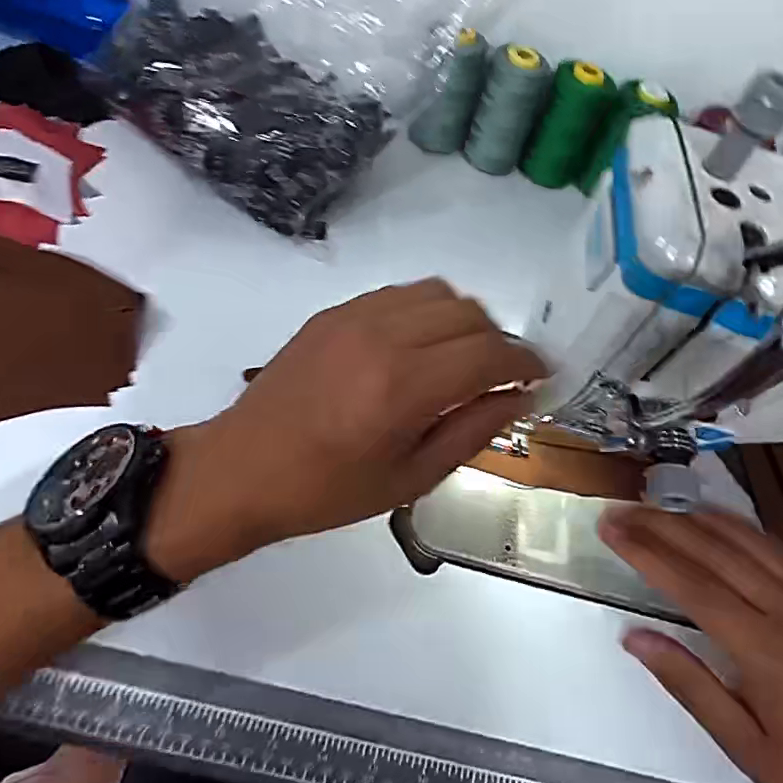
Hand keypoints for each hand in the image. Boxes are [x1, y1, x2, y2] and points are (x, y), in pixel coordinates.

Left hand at [147, 279, 547, 580]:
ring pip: (438, 293)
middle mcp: (383, 337)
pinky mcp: (334, 312)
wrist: (241, 469)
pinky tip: (419, 345)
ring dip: (465, 320)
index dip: (526, 362)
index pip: (489, 354)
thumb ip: (472, 430)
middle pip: (470, 314)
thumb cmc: (327, 490)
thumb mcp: (411, 478)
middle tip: (500, 375)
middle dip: (499, 341)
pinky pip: (400, 293)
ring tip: (461, 357)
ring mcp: (355, 316)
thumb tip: (518, 396)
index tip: (540, 376)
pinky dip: (426, 311)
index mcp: (404, 387)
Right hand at [599, 506, 782, 782]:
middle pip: (715, 552)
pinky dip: (743, 529)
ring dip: (700, 518)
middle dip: (662, 526)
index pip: (691, 585)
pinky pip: (779, 553)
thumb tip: (635, 637)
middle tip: (621, 509)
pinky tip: (724, 525)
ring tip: (661, 504)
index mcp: (765, 649)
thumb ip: (689, 683)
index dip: (645, 551)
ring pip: (749, 543)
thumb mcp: (745, 746)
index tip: (610, 527)